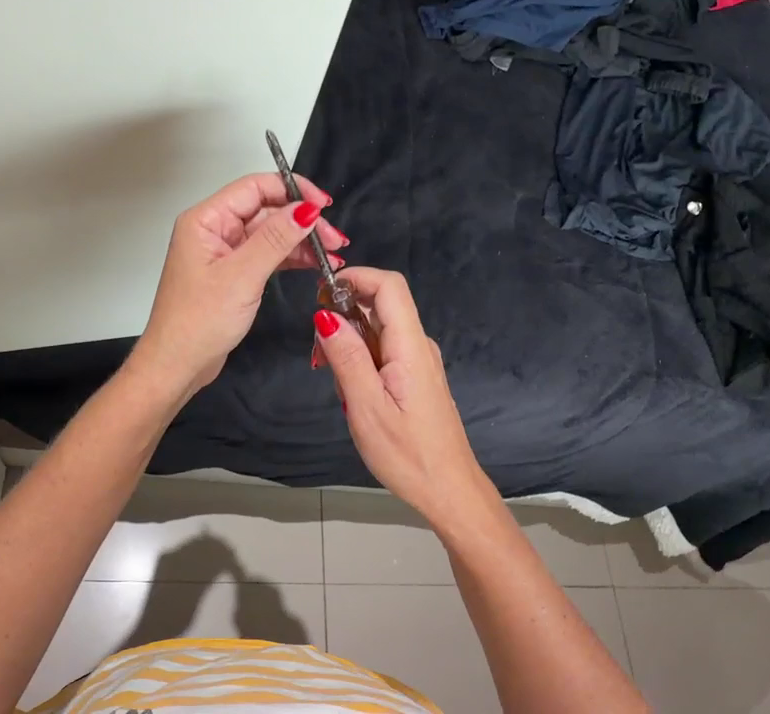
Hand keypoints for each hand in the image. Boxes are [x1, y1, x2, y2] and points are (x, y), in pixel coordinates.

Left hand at [132, 172, 346, 398]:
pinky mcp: (233, 272)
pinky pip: (267, 254)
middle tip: (336, 240)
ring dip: (302, 241)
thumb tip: (307, 208)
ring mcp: (224, 251)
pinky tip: (316, 264)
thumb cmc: (200, 320)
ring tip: (334, 254)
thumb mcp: (242, 276)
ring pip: (270, 233)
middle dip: (303, 220)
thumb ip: (276, 239)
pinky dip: (291, 258)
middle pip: (266, 209)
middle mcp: (214, 228)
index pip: (255, 188)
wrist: (177, 365)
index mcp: (207, 220)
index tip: (324, 206)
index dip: (292, 191)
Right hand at [315, 268, 492, 521]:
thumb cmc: (407, 454)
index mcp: (410, 346)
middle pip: (380, 304)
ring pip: (377, 330)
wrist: (450, 492)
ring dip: (349, 343)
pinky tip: (352, 394)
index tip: (320, 293)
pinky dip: (360, 360)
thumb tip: (325, 314)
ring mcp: (418, 361)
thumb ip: (346, 357)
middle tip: (319, 353)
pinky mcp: (415, 378)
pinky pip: (383, 351)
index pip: (389, 285)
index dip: (356, 277)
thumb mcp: (366, 407)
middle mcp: (418, 345)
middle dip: (343, 315)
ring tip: (337, 384)